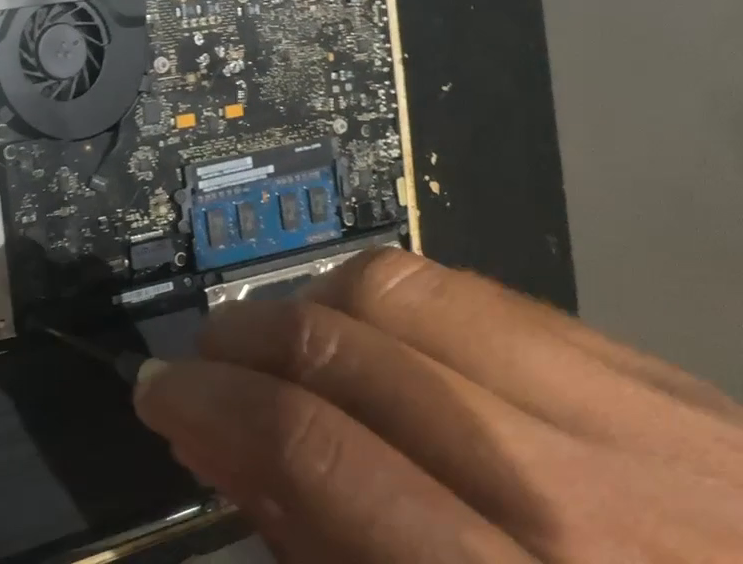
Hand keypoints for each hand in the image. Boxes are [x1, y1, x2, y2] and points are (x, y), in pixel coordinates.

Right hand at [132, 248, 742, 561]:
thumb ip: (311, 545)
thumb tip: (209, 438)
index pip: (313, 447)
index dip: (206, 404)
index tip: (159, 394)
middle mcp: (589, 504)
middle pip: (342, 345)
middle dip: (237, 342)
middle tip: (208, 371)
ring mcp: (648, 426)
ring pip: (398, 288)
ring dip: (305, 307)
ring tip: (290, 353)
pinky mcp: (667, 378)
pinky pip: (475, 290)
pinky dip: (388, 304)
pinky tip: (382, 348)